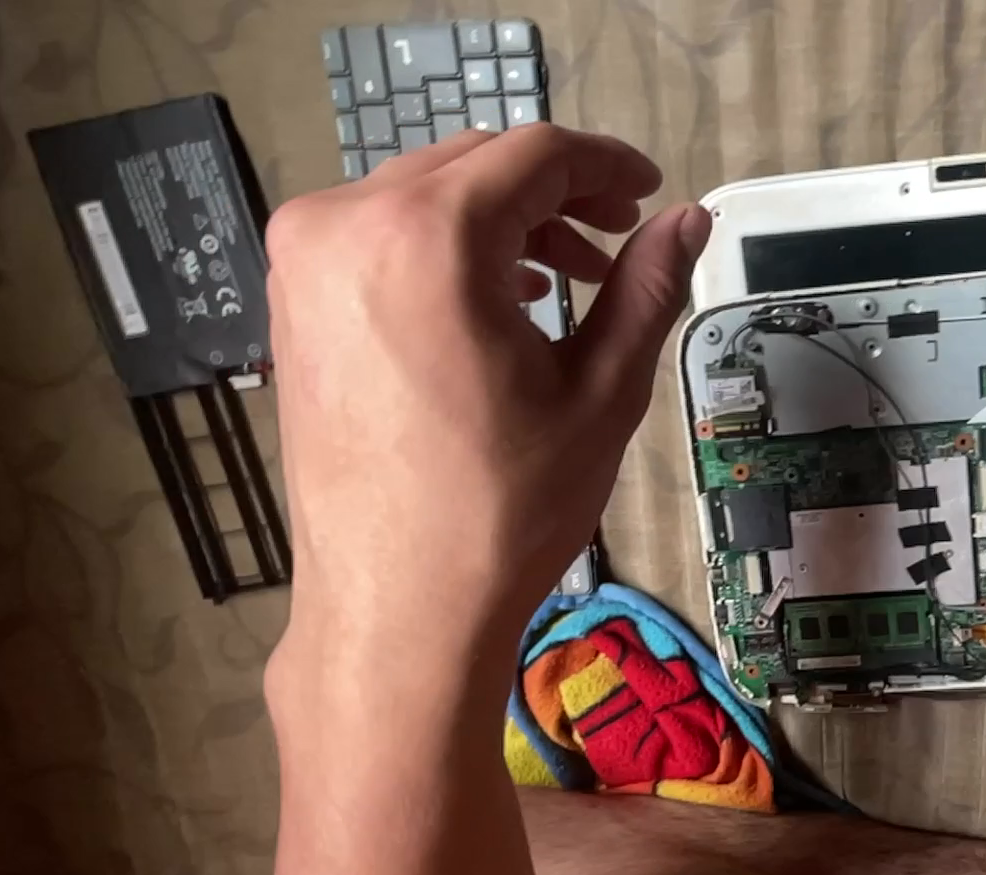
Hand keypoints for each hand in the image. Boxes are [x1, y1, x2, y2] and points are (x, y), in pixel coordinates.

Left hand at [262, 127, 708, 661]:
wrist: (402, 605)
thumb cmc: (509, 508)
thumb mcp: (602, 393)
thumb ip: (647, 291)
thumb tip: (688, 225)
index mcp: (426, 240)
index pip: (532, 157)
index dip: (606, 166)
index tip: (652, 194)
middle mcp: (343, 226)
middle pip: (476, 166)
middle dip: (561, 195)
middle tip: (623, 241)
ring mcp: (305, 265)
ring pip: (429, 198)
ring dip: (511, 224)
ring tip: (573, 283)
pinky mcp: (297, 305)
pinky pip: (387, 239)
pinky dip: (456, 251)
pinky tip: (503, 303)